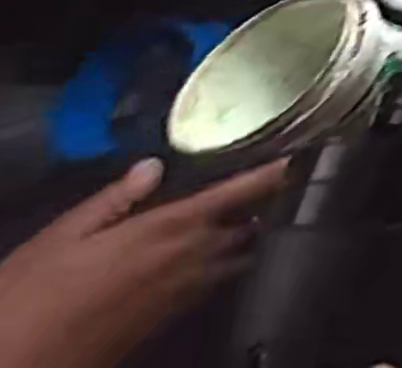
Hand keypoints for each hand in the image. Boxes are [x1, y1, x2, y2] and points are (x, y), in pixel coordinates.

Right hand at [0, 156, 288, 367]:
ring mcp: (190, 286)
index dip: (279, 170)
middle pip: (251, 219)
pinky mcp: (175, 315)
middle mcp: (196, 252)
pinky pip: (217, 280)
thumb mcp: (58, 241)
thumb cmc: (22, 302)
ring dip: (245, 236)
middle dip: (264, 204)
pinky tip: (211, 258)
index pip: (247, 189)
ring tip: (248, 219)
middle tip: (274, 186)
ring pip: (240, 251)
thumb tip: (154, 165)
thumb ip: (114, 200)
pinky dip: (224, 264)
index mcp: (174, 226)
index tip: (306, 154)